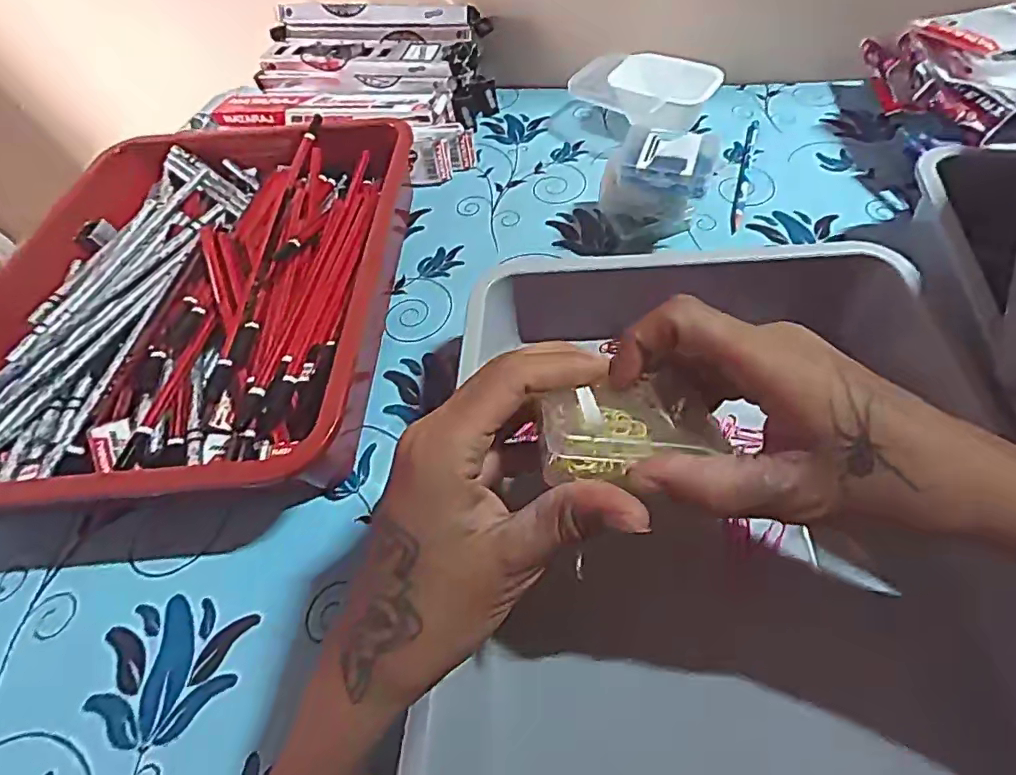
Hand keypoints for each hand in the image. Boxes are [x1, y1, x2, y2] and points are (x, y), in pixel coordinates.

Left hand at [330, 343, 649, 710]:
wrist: (377, 651)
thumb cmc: (438, 605)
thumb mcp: (510, 558)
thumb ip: (572, 517)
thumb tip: (639, 507)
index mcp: (444, 441)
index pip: (509, 376)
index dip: (563, 365)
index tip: (612, 369)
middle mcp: (435, 428)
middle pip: (501, 375)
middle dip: (558, 368)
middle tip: (612, 375)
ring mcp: (436, 444)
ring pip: (497, 397)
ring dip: (546, 393)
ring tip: (598, 397)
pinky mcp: (443, 463)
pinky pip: (492, 427)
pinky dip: (530, 424)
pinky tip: (567, 436)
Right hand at [613, 295, 1015, 546]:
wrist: (961, 478)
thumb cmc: (880, 483)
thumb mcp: (790, 493)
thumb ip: (708, 485)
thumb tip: (636, 476)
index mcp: (768, 355)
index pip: (682, 315)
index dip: (638, 340)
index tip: (618, 388)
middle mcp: (771, 338)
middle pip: (689, 330)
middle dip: (648, 367)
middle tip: (625, 420)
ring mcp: (786, 350)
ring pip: (708, 348)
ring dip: (674, 381)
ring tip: (655, 432)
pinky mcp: (796, 367)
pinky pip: (731, 364)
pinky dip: (702, 390)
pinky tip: (700, 432)